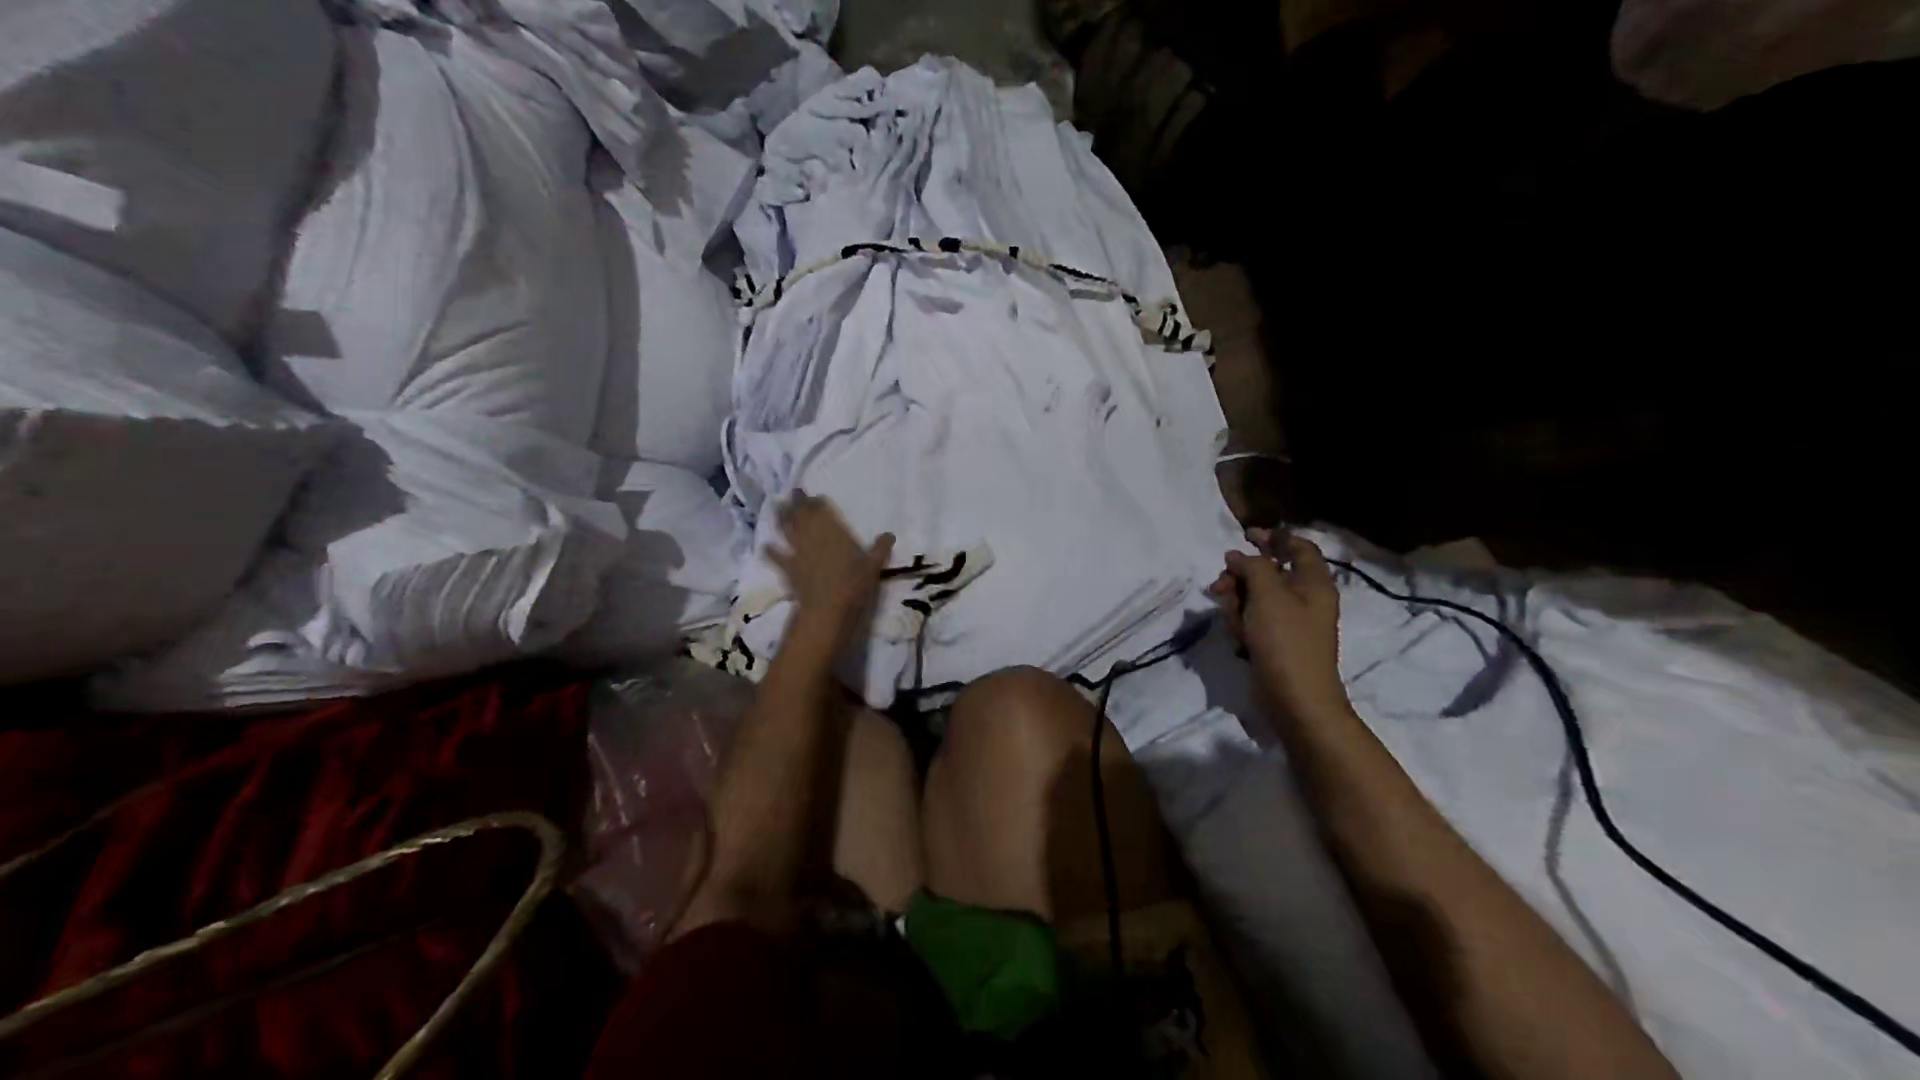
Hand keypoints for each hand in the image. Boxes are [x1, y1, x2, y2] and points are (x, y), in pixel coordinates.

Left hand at [768, 493, 894, 639]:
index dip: (817, 501)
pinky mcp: (787, 569)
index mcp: (833, 530)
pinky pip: (775, 556)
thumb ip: (880, 548)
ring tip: (777, 506)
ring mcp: (797, 551)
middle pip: (801, 514)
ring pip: (786, 528)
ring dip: (781, 516)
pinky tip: (765, 546)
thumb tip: (889, 534)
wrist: (827, 609)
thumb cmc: (854, 585)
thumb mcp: (874, 566)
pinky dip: (770, 550)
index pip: (821, 509)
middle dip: (798, 502)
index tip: (816, 496)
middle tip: (795, 492)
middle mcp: (812, 535)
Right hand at [1207, 529, 1350, 721]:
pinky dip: (1241, 623)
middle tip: (1221, 585)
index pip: (1298, 547)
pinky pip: (1252, 621)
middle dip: (1241, 576)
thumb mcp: (1268, 595)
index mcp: (1313, 583)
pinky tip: (1237, 637)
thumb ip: (1252, 567)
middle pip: (1268, 572)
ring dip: (1236, 602)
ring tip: (1231, 619)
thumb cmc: (1286, 641)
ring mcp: (1288, 622)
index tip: (1244, 536)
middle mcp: (1304, 599)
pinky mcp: (1273, 642)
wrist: (1295, 700)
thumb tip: (1237, 555)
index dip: (1274, 538)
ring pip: (1254, 597)